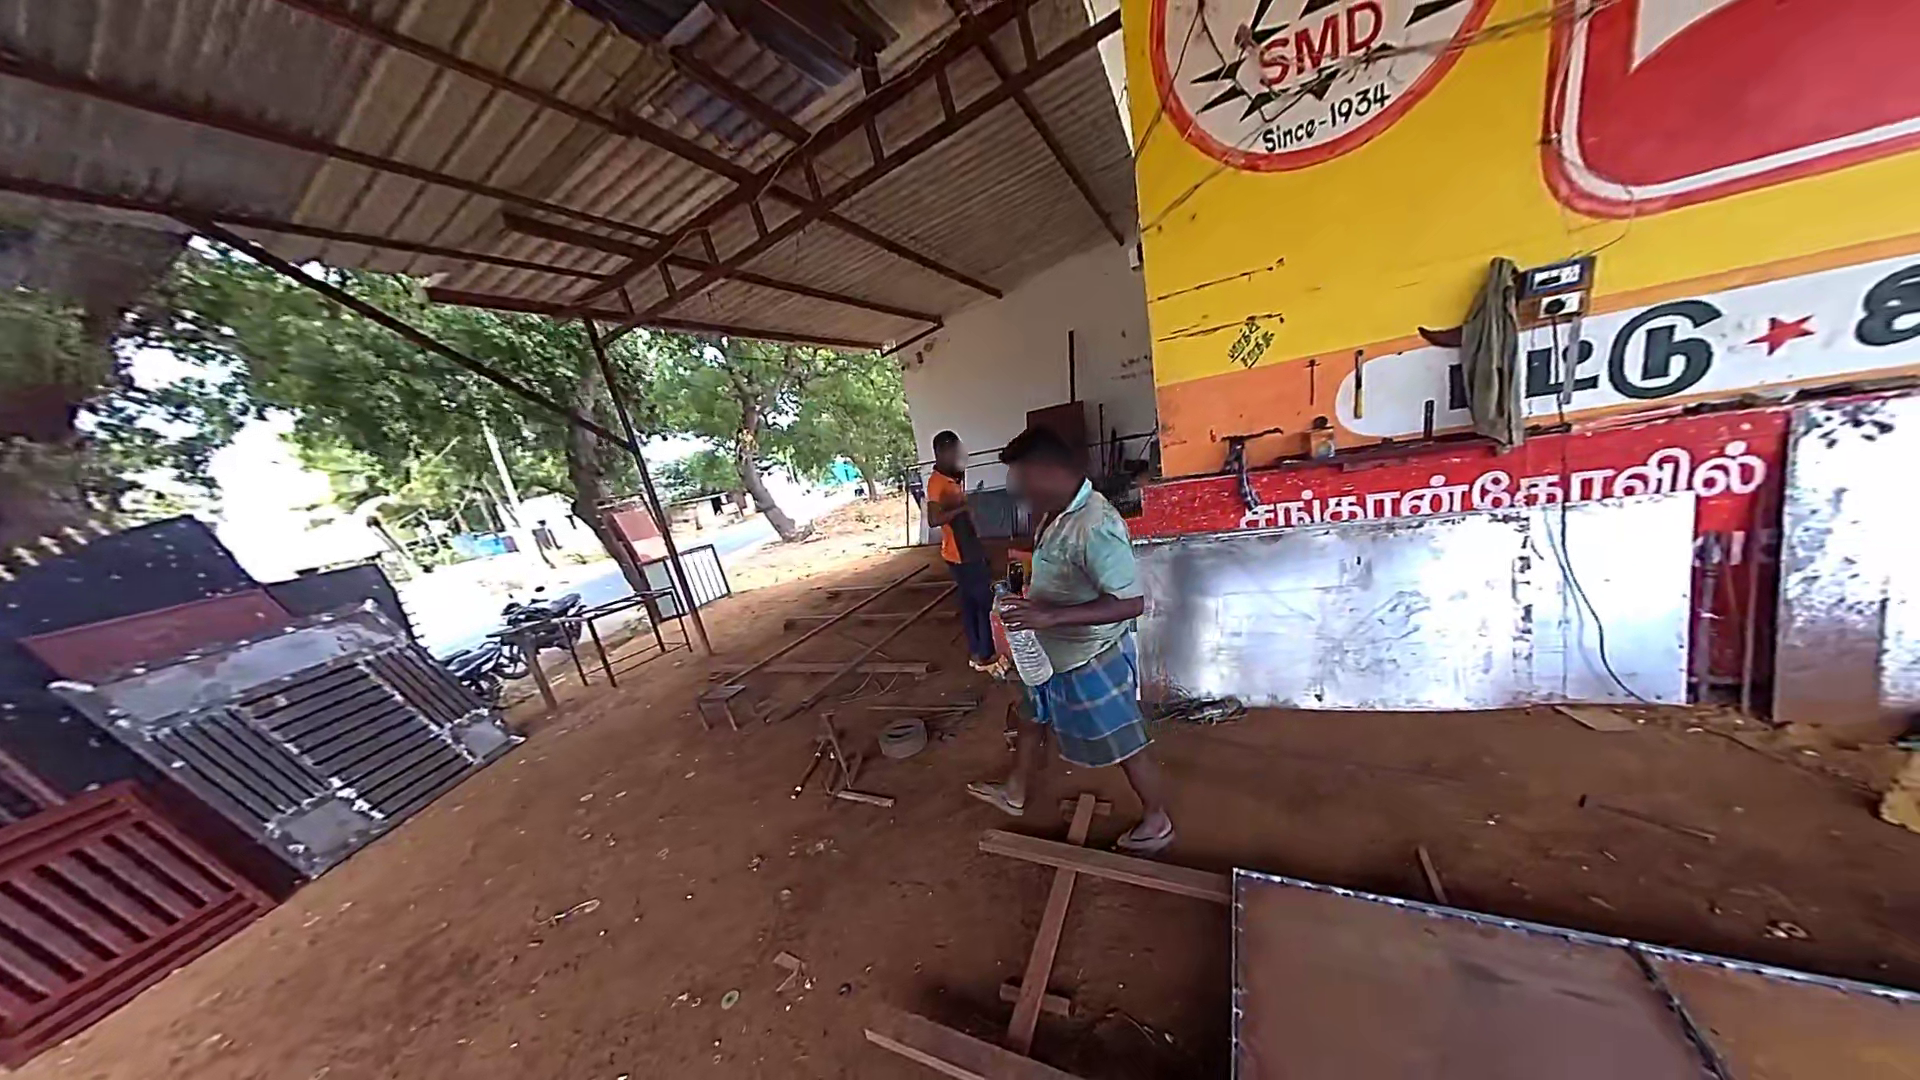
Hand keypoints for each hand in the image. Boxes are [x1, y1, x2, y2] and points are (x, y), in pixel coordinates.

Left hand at [998, 596, 1062, 630]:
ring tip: (1003, 621)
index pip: (1013, 600)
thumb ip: (1029, 602)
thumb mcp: (1037, 601)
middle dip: (1004, 614)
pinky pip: (1017, 627)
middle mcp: (1023, 610)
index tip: (1001, 601)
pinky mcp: (1027, 625)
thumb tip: (1024, 601)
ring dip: (1006, 620)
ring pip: (1012, 619)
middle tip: (1000, 614)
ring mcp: (1025, 618)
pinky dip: (1012, 628)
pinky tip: (1009, 628)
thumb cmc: (1048, 607)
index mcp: (1026, 602)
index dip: (1006, 601)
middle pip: (1010, 612)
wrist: (1053, 615)